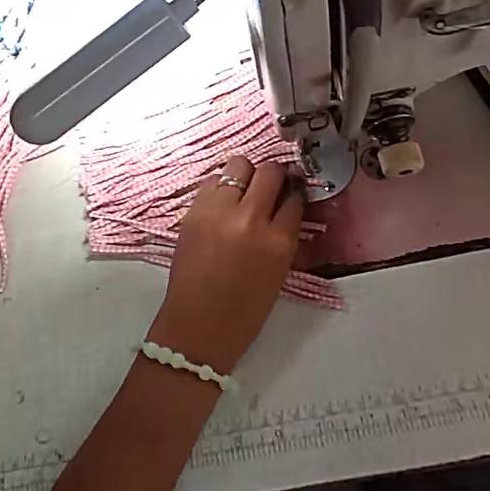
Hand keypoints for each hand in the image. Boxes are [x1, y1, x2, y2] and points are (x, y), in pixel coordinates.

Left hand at [147, 156, 305, 373]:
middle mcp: (252, 220)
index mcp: (279, 242)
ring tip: (243, 192)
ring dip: (245, 175)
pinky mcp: (194, 212)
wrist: (200, 326)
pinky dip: (220, 187)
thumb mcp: (279, 271)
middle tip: (270, 185)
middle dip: (274, 175)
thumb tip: (285, 205)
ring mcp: (219, 212)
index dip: (295, 191)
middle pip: (270, 171)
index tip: (292, 191)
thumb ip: (284, 235)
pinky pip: (212, 181)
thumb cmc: (245, 308)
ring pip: (238, 165)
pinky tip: (222, 203)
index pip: (295, 197)